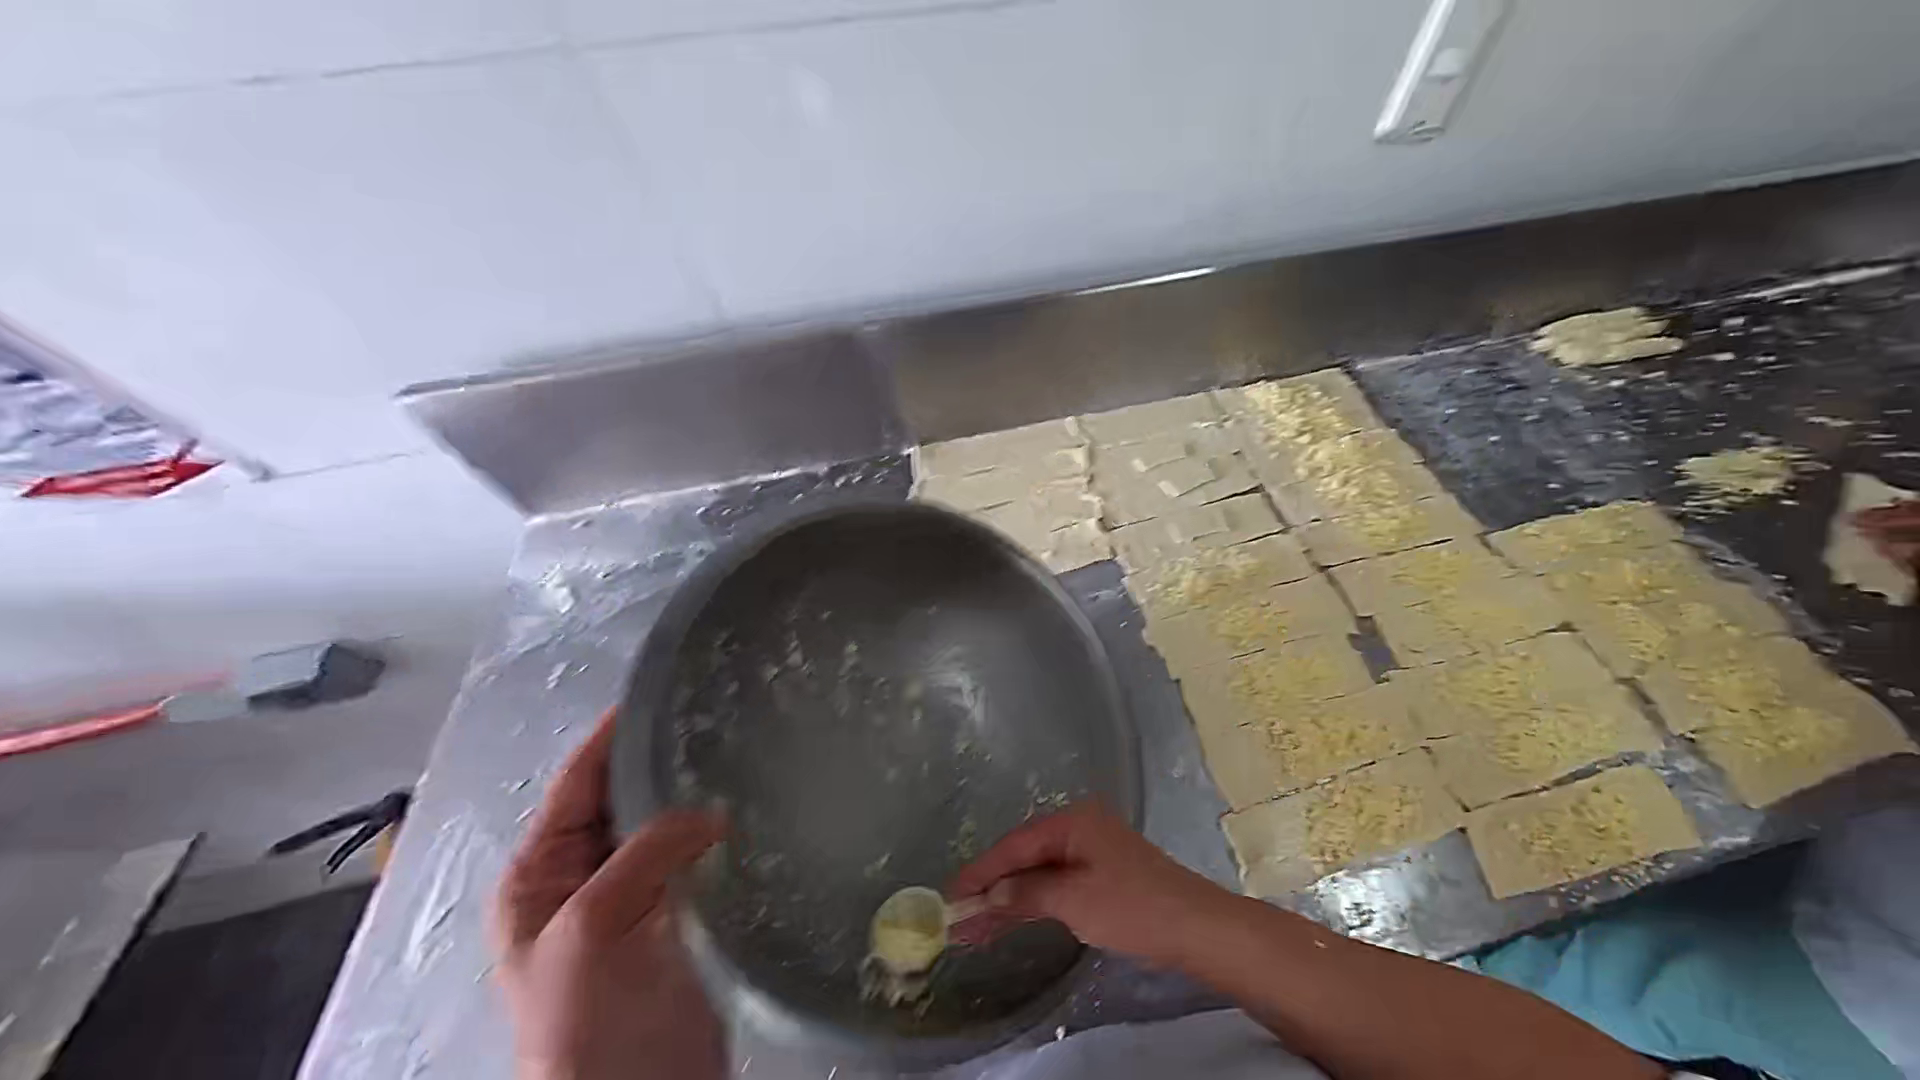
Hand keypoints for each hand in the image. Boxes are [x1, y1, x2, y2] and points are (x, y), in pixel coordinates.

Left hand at [490, 712, 726, 1079]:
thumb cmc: (589, 1020)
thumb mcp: (594, 925)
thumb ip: (647, 852)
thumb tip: (710, 811)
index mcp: (542, 874)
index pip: (579, 783)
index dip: (612, 736)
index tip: (658, 693)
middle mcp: (585, 875)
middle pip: (626, 799)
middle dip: (662, 762)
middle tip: (716, 717)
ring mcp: (635, 894)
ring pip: (666, 824)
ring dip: (694, 794)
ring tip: (739, 749)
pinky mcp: (680, 910)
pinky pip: (697, 853)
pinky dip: (717, 828)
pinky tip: (749, 803)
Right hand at [947, 805, 1234, 965]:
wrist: (1197, 928)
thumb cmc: (1133, 907)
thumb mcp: (1074, 901)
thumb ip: (1027, 892)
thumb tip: (990, 892)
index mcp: (1072, 821)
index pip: (1015, 844)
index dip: (981, 870)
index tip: (952, 893)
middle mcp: (1078, 828)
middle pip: (1024, 856)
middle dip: (991, 887)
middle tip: (958, 915)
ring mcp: (1091, 851)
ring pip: (1038, 872)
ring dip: (1009, 898)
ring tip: (974, 927)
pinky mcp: (1101, 874)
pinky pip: (1056, 883)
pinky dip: (1033, 901)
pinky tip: (1010, 917)